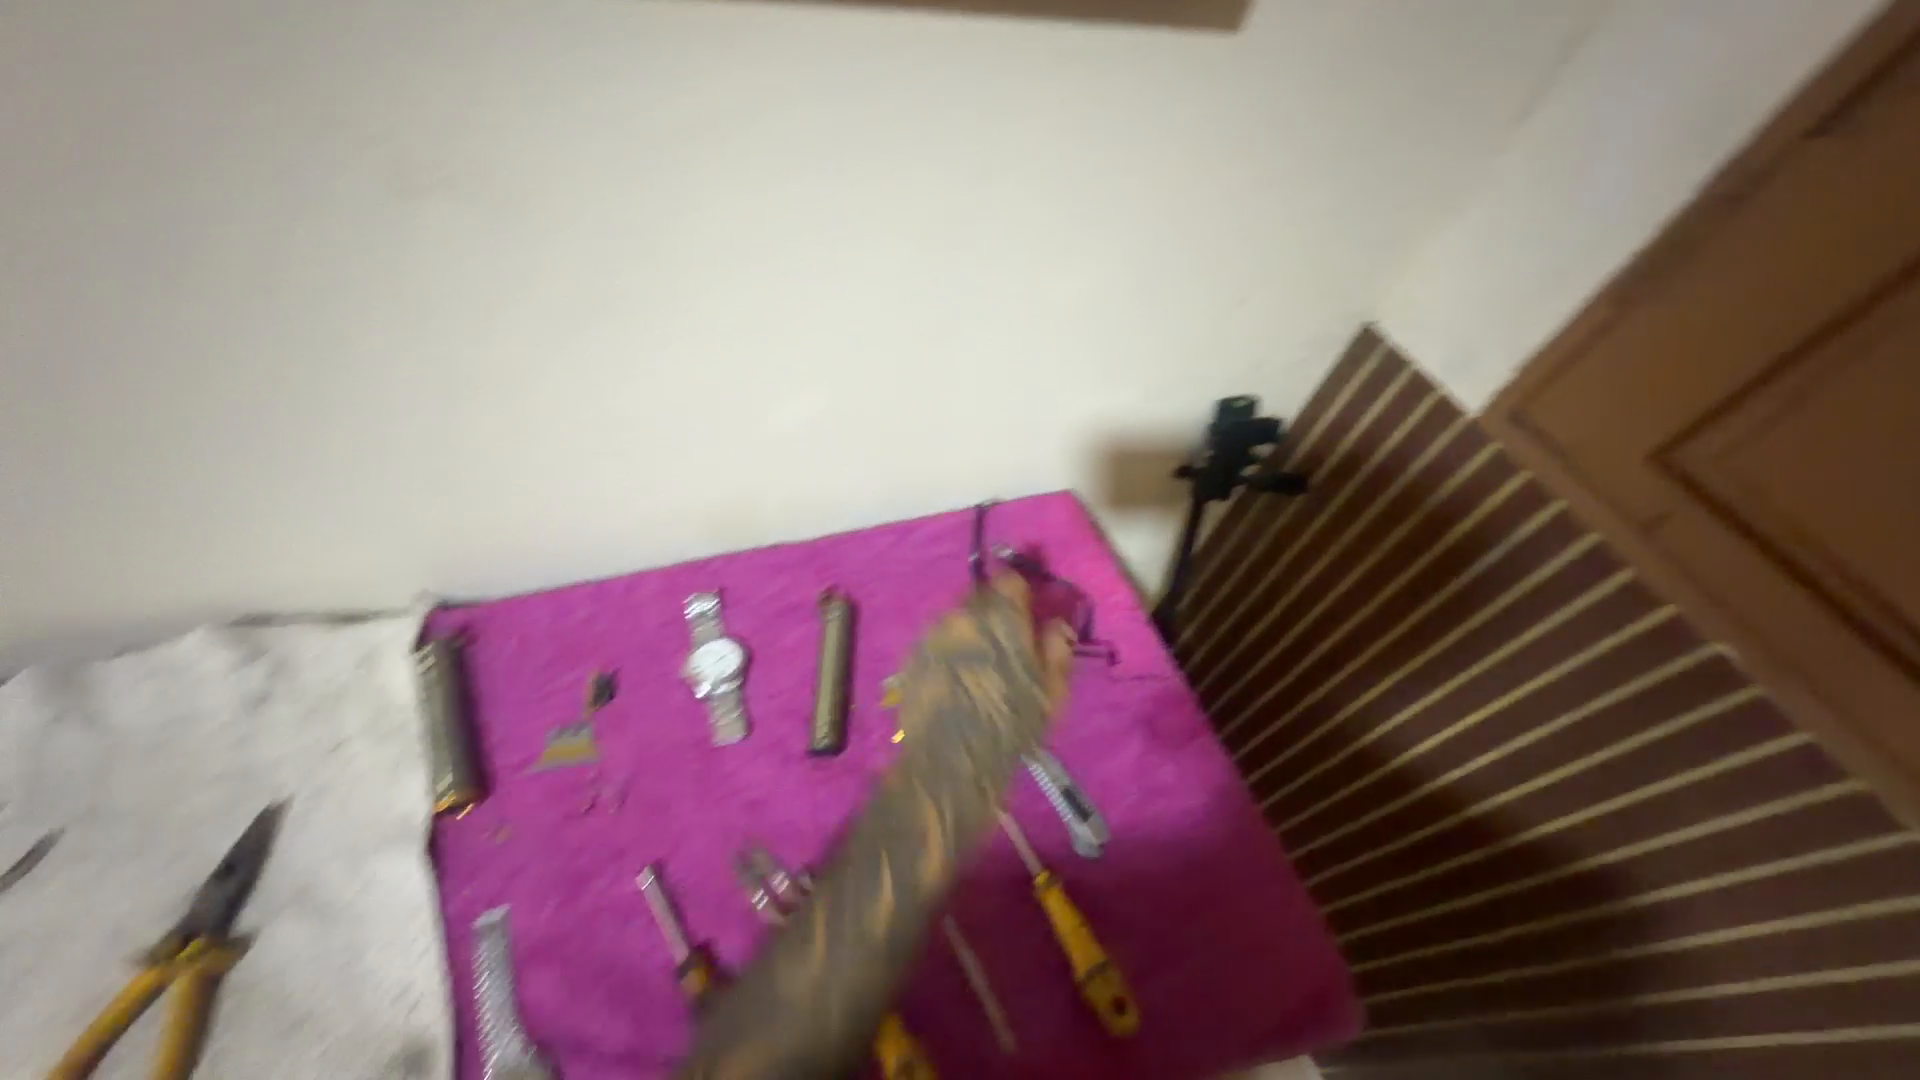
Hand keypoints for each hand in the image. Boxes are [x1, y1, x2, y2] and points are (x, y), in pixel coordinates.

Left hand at [897, 572, 1077, 752]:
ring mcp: (931, 634)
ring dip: (970, 631)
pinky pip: (936, 641)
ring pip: (956, 619)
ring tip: (980, 664)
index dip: (1022, 594)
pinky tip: (956, 678)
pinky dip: (948, 650)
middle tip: (1007, 642)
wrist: (950, 761)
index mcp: (999, 616)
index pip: (1011, 581)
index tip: (1029, 613)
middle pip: (981, 598)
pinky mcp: (912, 656)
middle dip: (995, 613)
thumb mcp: (1052, 692)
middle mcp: (961, 614)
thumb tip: (1056, 623)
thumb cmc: (1011, 726)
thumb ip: (1057, 649)